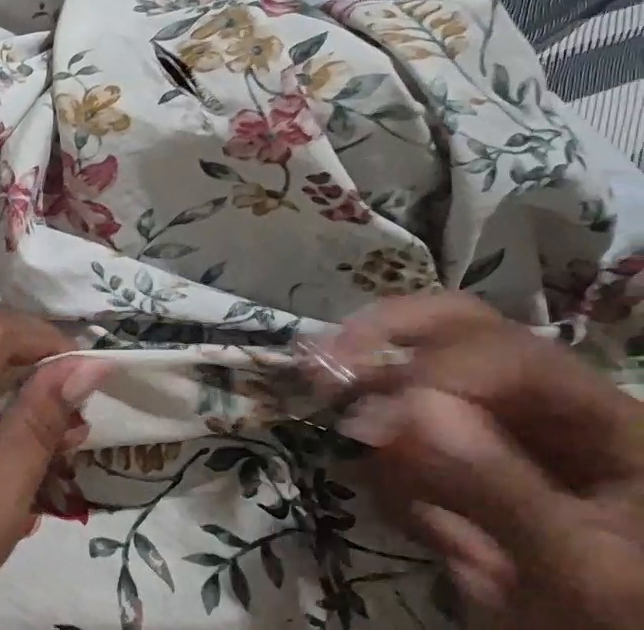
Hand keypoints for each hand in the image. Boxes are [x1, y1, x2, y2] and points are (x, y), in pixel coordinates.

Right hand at [311, 293, 643, 627]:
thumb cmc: (622, 622)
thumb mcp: (582, 573)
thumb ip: (502, 488)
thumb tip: (407, 404)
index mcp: (608, 421)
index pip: (504, 353)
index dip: (429, 371)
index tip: (368, 421)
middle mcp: (550, 410)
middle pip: (450, 330)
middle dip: (375, 344)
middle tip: (316, 366)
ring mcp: (497, 436)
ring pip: (408, 389)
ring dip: (387, 440)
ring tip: (415, 514)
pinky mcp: (457, 467)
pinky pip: (396, 445)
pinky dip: (393, 482)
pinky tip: (432, 535)